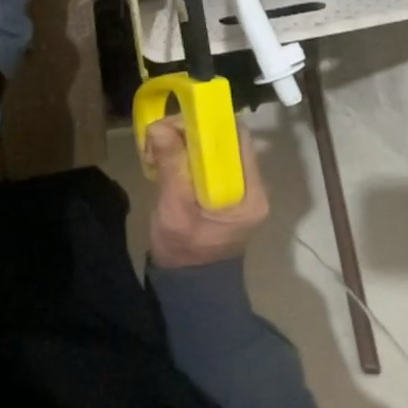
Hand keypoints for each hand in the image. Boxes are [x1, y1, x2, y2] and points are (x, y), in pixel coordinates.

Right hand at [146, 117, 269, 268]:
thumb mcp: (174, 208)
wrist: (189, 285)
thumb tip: (160, 126)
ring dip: (182, 143)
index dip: (209, 124)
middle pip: (224, 140)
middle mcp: (251, 187)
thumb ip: (172, 166)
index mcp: (251, 193)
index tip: (176, 122)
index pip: (238, 139)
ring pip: (212, 148)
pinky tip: (164, 161)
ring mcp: (238, 189)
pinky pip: (206, 161)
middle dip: (189, 132)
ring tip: (156, 152)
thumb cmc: (185, 250)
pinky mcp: (222, 192)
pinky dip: (184, 155)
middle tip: (158, 138)